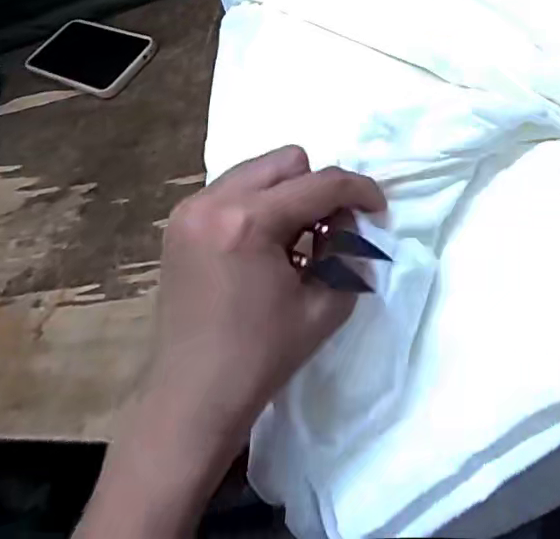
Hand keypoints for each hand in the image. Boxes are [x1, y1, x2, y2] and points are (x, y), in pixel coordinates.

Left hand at [74, 146, 385, 538]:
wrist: (191, 399)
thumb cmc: (261, 359)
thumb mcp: (325, 305)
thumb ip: (347, 251)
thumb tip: (348, 219)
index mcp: (249, 222)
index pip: (320, 183)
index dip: (359, 190)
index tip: (378, 208)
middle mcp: (214, 201)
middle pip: (287, 161)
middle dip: (318, 189)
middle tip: (329, 231)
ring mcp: (191, 208)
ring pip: (258, 170)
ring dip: (287, 194)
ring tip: (294, 241)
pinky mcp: (180, 221)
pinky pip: (232, 189)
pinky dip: (258, 204)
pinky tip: (263, 246)